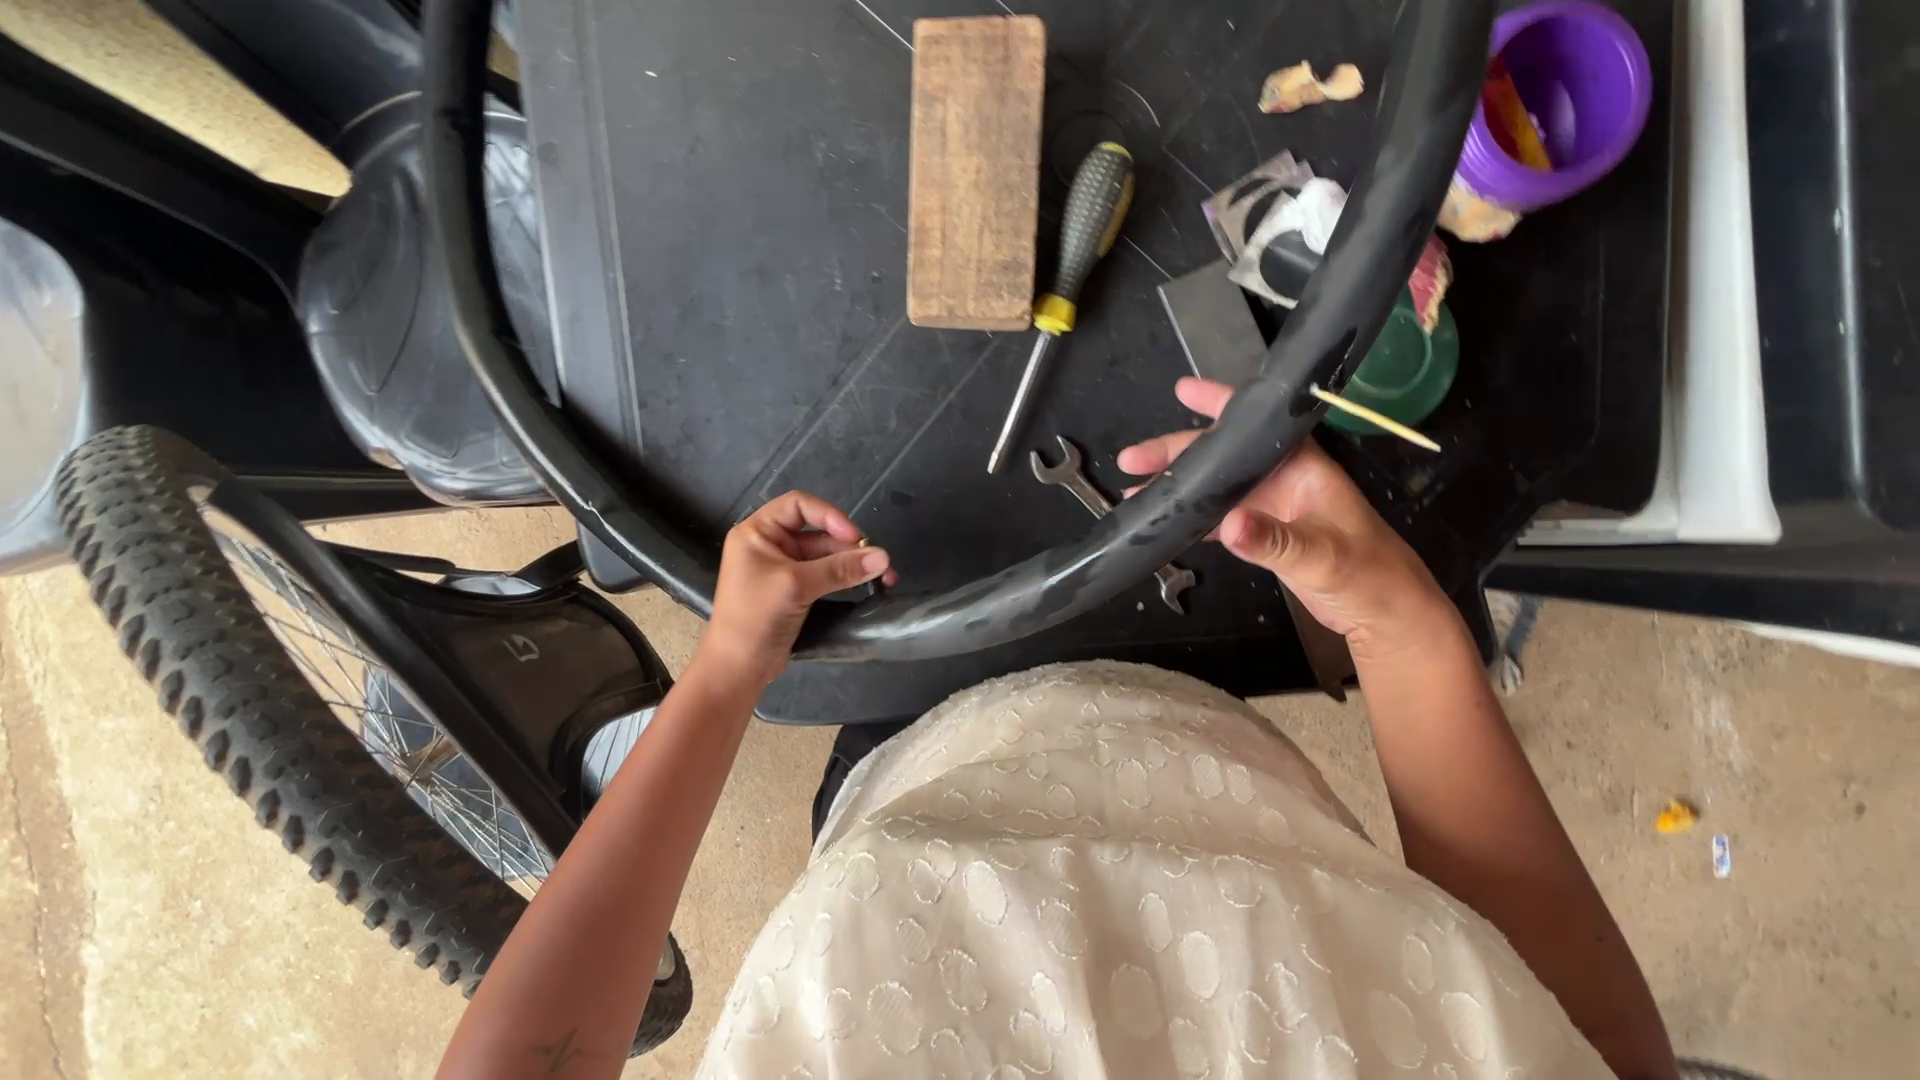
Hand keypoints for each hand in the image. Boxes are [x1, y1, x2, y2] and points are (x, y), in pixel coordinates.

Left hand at [698, 491, 895, 685]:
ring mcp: (782, 569)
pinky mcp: (794, 591)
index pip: (799, 505)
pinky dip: (846, 578)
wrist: (737, 668)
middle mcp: (769, 545)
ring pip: (825, 555)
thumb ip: (840, 569)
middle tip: (879, 562)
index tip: (855, 537)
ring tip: (884, 575)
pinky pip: (825, 575)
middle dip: (848, 545)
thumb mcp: (797, 586)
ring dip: (853, 563)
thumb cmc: (755, 617)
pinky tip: (868, 583)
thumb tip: (883, 557)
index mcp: (757, 533)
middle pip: (817, 532)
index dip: (830, 515)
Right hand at [1118, 377, 1460, 662]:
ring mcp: (1272, 507)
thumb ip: (1273, 541)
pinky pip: (1219, 517)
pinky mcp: (1265, 534)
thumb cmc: (1369, 574)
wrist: (1387, 614)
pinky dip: (1191, 519)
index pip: (1256, 425)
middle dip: (1176, 452)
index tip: (1183, 390)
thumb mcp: (1322, 557)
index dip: (1219, 403)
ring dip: (1177, 487)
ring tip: (1133, 490)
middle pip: (1221, 456)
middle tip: (1131, 459)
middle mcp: (1283, 479)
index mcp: (1302, 467)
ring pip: (1215, 486)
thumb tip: (1226, 525)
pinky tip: (1163, 524)